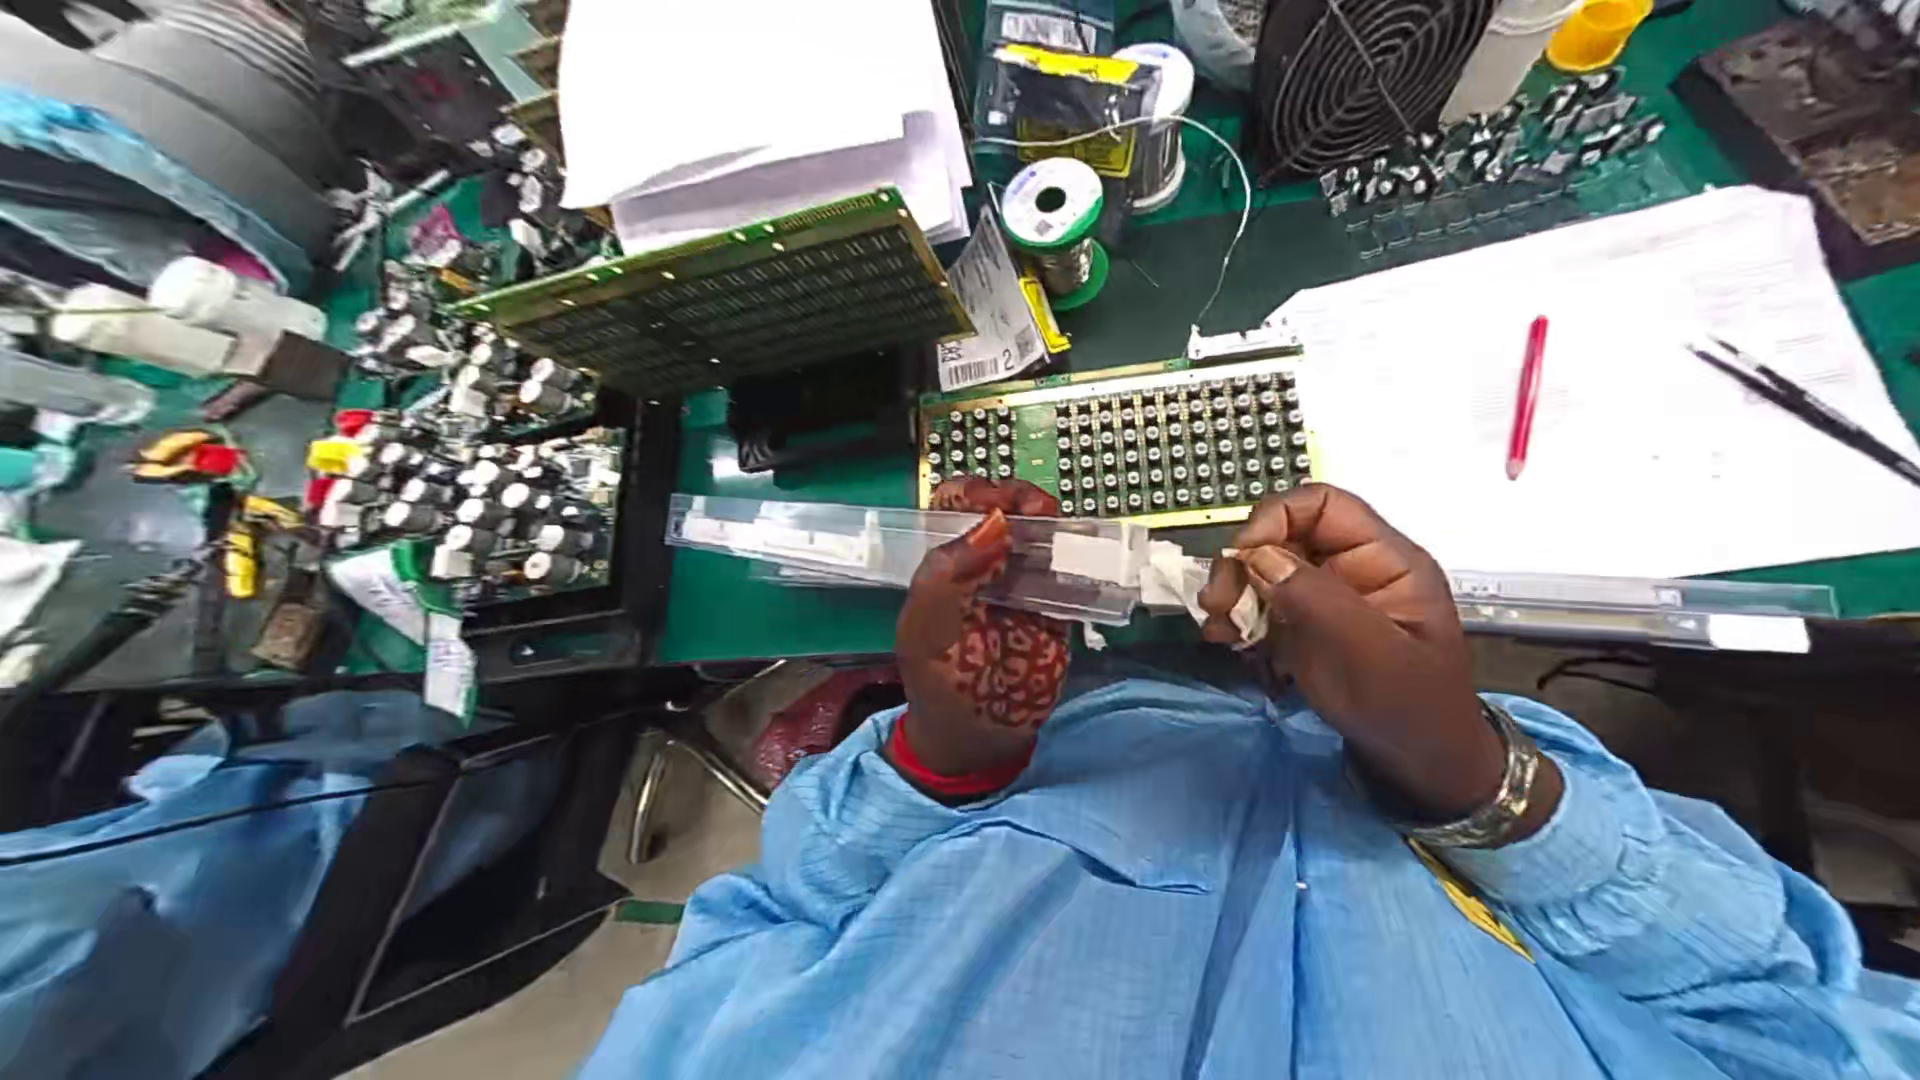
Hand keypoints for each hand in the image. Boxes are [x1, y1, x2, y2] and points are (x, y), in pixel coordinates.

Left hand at [892, 478, 1070, 778]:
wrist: (979, 737)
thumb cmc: (940, 683)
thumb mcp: (924, 632)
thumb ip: (945, 575)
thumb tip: (994, 520)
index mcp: (945, 565)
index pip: (956, 508)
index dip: (976, 493)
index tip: (996, 500)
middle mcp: (984, 566)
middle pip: (1006, 513)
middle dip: (1022, 500)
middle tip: (1038, 510)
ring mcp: (1022, 585)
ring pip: (1041, 536)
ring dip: (1054, 525)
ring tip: (1063, 531)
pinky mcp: (1056, 607)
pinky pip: (1070, 572)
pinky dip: (1081, 558)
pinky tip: (1085, 557)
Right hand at [1198, 484, 1558, 825]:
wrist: (1415, 763)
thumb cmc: (1407, 706)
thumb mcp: (1369, 652)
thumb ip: (1317, 598)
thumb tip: (1258, 556)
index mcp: (1381, 560)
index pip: (1323, 504)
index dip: (1278, 517)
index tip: (1246, 555)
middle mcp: (1345, 568)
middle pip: (1279, 535)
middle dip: (1242, 563)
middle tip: (1219, 603)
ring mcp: (1319, 596)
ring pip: (1258, 568)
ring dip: (1230, 591)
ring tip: (1220, 627)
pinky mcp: (1297, 622)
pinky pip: (1254, 602)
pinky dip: (1232, 617)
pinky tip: (1225, 638)